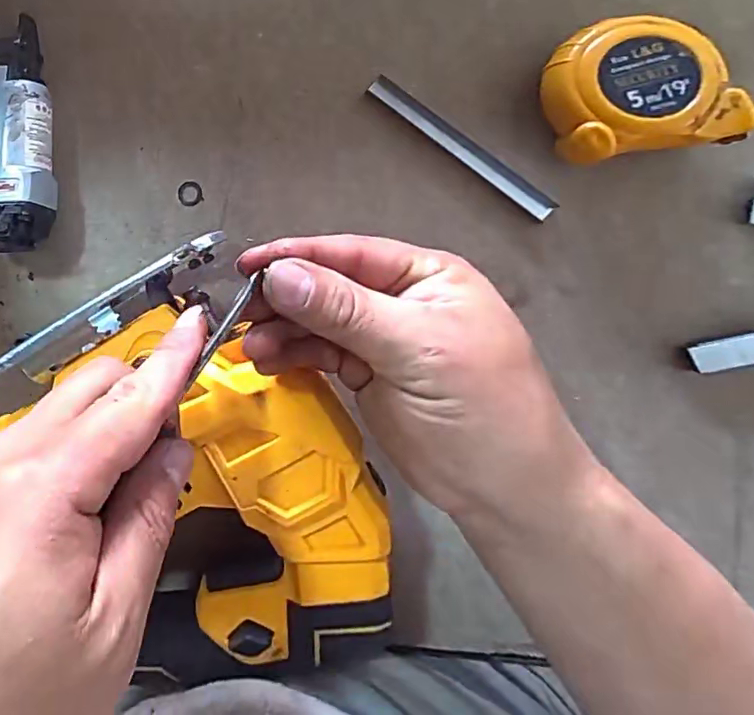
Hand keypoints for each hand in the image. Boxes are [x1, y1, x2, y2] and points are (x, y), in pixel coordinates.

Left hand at [0, 307, 207, 714]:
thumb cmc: (16, 689)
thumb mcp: (110, 620)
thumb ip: (147, 519)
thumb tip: (173, 449)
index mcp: (46, 482)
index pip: (127, 402)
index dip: (171, 360)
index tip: (198, 321)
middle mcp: (10, 452)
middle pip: (93, 383)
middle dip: (143, 390)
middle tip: (175, 445)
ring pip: (67, 402)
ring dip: (112, 416)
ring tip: (135, 481)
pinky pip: (43, 431)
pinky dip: (81, 437)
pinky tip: (92, 492)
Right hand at [236, 235, 600, 531]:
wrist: (511, 500)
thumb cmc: (484, 414)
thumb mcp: (414, 350)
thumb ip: (344, 310)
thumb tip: (280, 274)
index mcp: (425, 277)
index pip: (349, 254)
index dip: (295, 256)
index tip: (249, 265)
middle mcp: (399, 299)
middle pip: (326, 286)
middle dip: (283, 298)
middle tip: (242, 311)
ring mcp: (381, 337)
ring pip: (317, 320)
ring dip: (282, 331)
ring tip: (251, 346)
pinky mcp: (367, 371)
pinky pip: (320, 352)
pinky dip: (293, 355)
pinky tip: (269, 361)